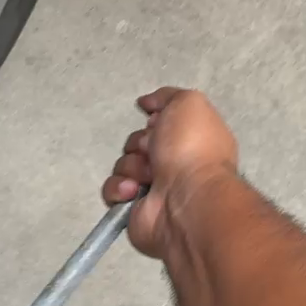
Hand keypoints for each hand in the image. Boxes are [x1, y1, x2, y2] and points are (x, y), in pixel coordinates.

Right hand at [101, 87, 239, 257]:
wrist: (185, 199)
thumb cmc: (192, 148)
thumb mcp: (189, 104)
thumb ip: (168, 96)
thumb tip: (147, 104)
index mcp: (192, 140)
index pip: (161, 123)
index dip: (155, 120)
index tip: (156, 121)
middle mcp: (176, 164)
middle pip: (138, 142)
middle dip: (140, 143)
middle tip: (154, 152)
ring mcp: (155, 189)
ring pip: (124, 165)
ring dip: (131, 166)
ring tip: (148, 176)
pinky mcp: (134, 209)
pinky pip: (113, 190)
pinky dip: (119, 188)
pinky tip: (133, 191)